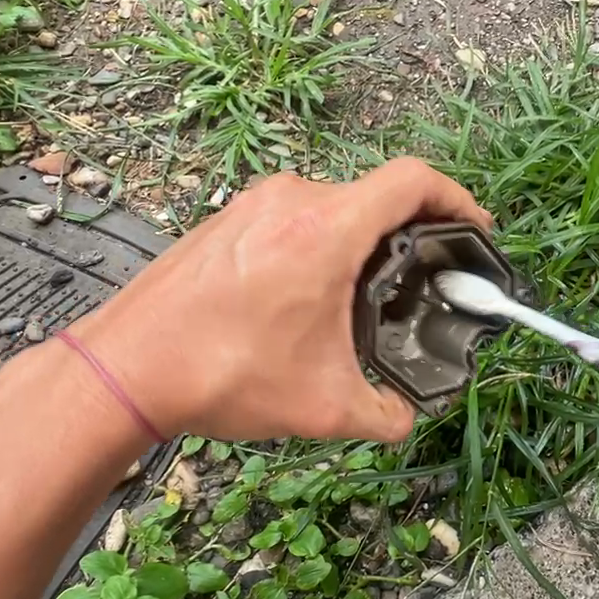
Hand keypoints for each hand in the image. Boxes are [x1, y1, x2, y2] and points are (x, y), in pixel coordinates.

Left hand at [68, 158, 488, 443]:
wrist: (124, 370)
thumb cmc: (224, 373)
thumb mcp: (323, 406)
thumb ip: (384, 414)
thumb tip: (405, 418)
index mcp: (327, 229)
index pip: (414, 180)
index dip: (457, 197)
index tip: (475, 227)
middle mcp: (293, 200)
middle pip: (378, 195)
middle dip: (413, 231)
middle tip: (426, 275)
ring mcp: (255, 203)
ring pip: (337, 204)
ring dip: (364, 238)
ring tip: (367, 290)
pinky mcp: (229, 218)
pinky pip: (297, 214)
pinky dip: (323, 241)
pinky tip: (311, 291)